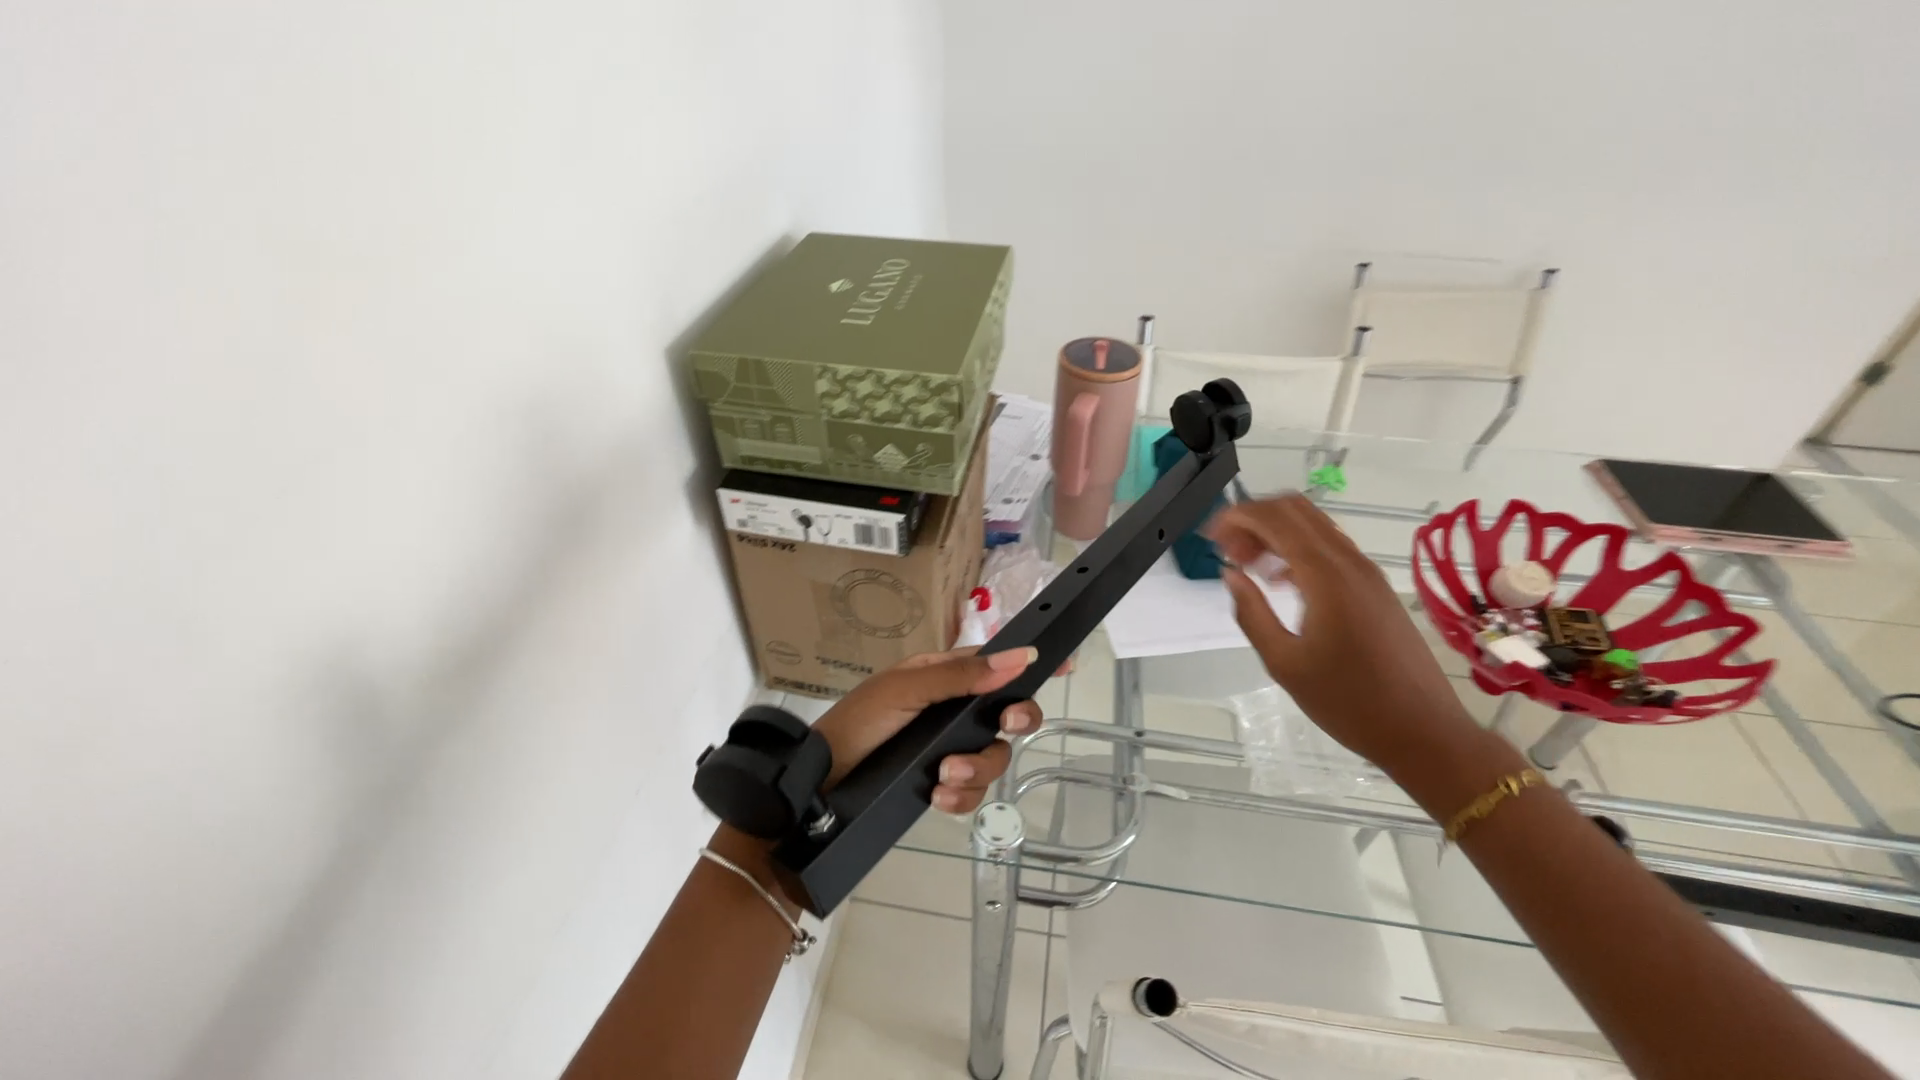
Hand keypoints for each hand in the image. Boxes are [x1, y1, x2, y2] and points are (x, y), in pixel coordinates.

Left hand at [813, 646, 1042, 813]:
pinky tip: (939, 796)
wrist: (820, 787)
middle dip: (1017, 720)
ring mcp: (948, 749)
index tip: (1065, 665)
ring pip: (994, 757)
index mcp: (943, 677)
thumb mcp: (907, 690)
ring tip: (944, 774)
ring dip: (977, 767)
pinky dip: (962, 795)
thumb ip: (963, 675)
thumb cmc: (859, 724)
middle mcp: (952, 711)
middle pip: (1008, 714)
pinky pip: (973, 790)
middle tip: (1007, 724)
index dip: (1028, 664)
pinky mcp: (941, 784)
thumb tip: (1021, 654)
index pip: (995, 664)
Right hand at [1209, 494, 1480, 773]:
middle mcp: (1349, 562)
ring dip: (1276, 534)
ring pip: (1314, 526)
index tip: (1209, 538)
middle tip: (1228, 553)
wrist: (1422, 730)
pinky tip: (1281, 583)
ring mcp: (1367, 573)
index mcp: (1325, 576)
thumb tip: (1231, 575)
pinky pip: (1330, 549)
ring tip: (1249, 569)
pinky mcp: (1375, 588)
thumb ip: (1251, 612)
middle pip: (1295, 510)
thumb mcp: (1284, 663)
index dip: (1236, 517)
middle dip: (1254, 520)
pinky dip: (1298, 550)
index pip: (1275, 519)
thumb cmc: (1348, 702)